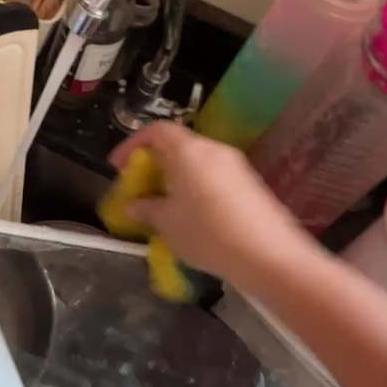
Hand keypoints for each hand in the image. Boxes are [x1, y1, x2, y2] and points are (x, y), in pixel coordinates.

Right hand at [107, 121, 318, 285]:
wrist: (268, 255)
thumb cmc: (207, 233)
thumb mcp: (167, 224)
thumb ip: (146, 209)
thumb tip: (134, 206)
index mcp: (188, 151)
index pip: (156, 131)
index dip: (132, 145)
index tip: (118, 167)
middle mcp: (213, 150)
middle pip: (177, 145)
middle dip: (153, 164)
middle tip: (138, 188)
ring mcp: (235, 166)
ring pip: (196, 162)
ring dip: (174, 177)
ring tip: (162, 204)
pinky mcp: (249, 184)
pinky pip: (213, 176)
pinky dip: (194, 187)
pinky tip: (190, 214)